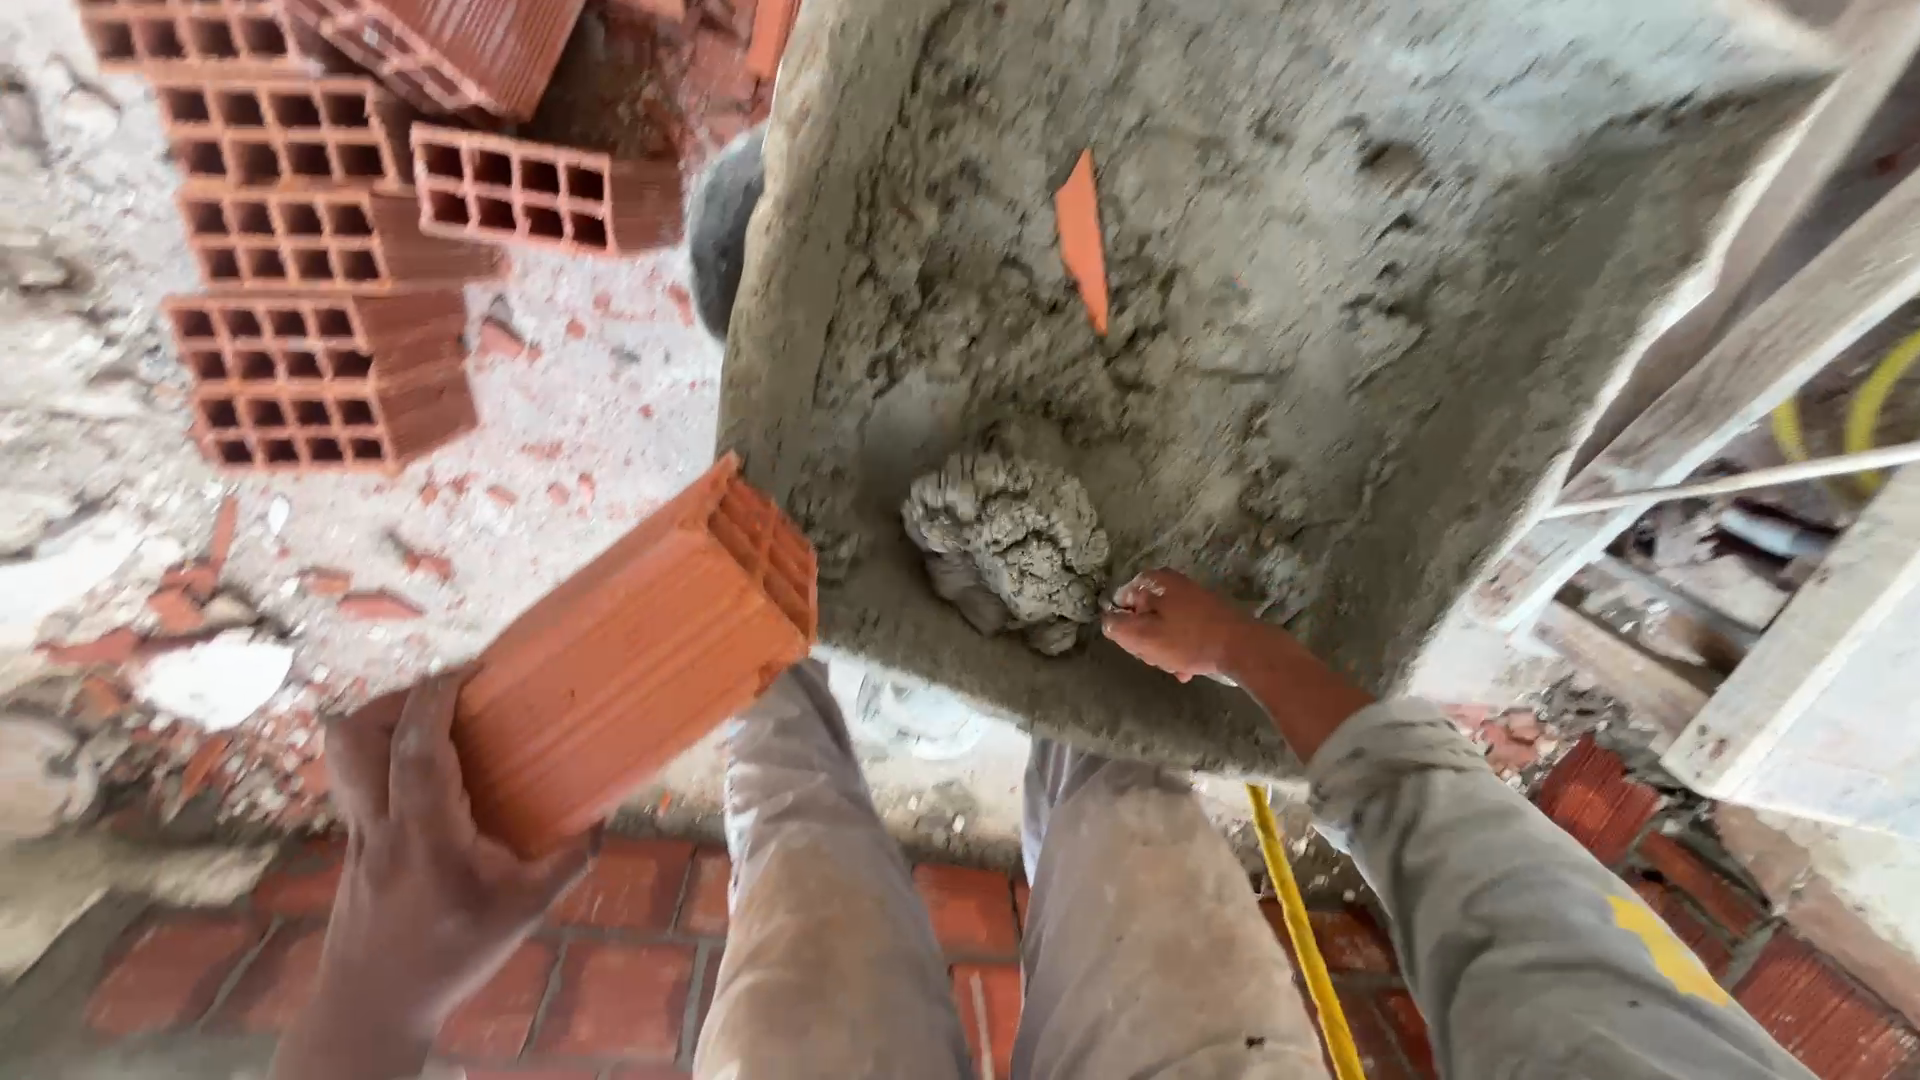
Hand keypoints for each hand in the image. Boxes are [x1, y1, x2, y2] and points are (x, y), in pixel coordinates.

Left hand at [271, 670, 594, 1079]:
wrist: (369, 1008)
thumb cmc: (450, 957)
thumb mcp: (524, 913)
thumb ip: (567, 862)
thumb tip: (603, 817)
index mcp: (424, 835)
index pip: (416, 750)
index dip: (435, 699)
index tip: (470, 669)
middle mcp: (380, 823)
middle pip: (353, 737)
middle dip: (399, 696)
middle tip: (450, 691)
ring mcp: (359, 832)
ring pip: (344, 753)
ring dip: (385, 719)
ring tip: (438, 717)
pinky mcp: (356, 841)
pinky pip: (360, 775)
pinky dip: (389, 751)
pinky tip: (433, 768)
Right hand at [1101, 568, 1257, 681]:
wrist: (1243, 648)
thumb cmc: (1188, 641)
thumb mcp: (1143, 636)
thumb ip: (1116, 626)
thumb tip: (1108, 620)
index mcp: (1152, 582)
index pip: (1120, 605)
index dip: (1125, 628)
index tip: (1139, 645)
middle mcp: (1170, 582)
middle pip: (1141, 615)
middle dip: (1146, 641)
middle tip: (1158, 657)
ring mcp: (1190, 595)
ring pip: (1162, 626)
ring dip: (1164, 649)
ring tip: (1177, 666)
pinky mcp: (1207, 611)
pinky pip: (1182, 630)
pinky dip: (1181, 647)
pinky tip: (1188, 667)